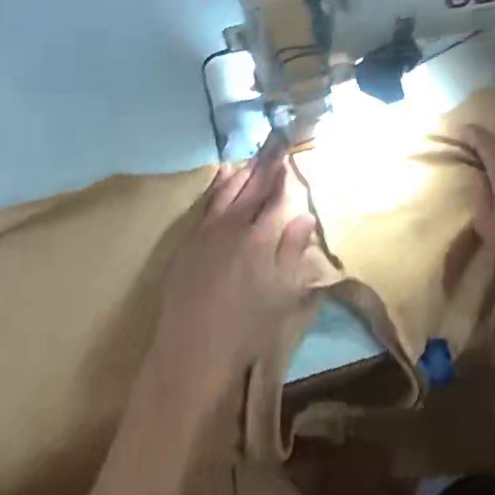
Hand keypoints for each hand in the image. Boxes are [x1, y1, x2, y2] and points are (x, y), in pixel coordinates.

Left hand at [147, 153, 319, 399]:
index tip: (289, 159)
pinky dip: (217, 184)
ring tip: (253, 156)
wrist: (192, 349)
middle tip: (274, 145)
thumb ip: (293, 251)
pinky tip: (223, 175)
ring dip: (242, 172)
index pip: (276, 199)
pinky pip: (206, 201)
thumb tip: (306, 216)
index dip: (283, 179)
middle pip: (252, 188)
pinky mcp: (189, 238)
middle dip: (265, 166)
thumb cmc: (246, 329)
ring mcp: (208, 229)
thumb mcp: (283, 295)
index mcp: (261, 239)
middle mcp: (234, 225)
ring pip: (228, 189)